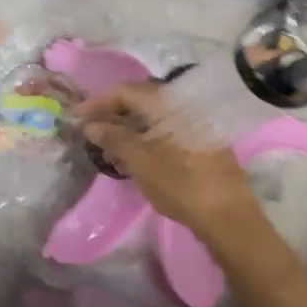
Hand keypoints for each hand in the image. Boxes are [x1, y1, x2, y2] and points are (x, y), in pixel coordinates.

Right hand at [78, 82, 268, 239]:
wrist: (228, 215)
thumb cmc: (179, 183)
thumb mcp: (139, 160)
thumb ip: (113, 137)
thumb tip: (91, 125)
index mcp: (167, 103)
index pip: (125, 91)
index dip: (98, 102)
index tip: (78, 117)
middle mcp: (183, 105)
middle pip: (140, 101)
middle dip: (113, 117)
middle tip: (92, 135)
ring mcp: (195, 123)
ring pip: (153, 118)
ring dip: (128, 131)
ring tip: (109, 153)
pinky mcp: (201, 141)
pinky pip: (167, 131)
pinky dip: (146, 139)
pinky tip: (134, 159)